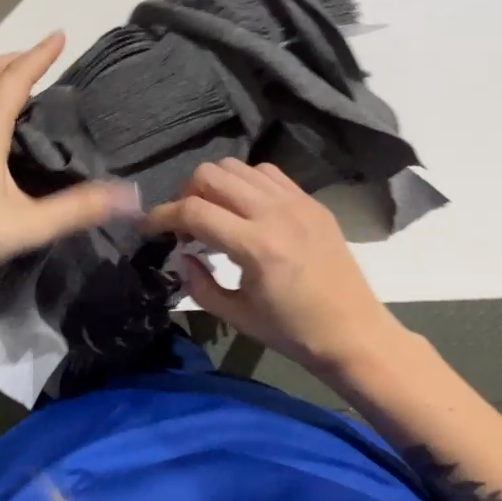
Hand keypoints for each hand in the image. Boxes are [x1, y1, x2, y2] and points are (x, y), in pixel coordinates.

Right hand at [144, 159, 405, 374]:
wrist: (353, 333)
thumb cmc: (291, 332)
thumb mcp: (235, 315)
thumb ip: (198, 284)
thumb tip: (180, 255)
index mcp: (256, 247)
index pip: (193, 211)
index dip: (162, 216)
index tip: (148, 227)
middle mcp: (276, 213)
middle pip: (211, 174)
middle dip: (185, 194)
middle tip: (183, 223)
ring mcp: (298, 202)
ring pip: (238, 167)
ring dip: (215, 186)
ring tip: (213, 214)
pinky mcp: (312, 202)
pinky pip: (268, 174)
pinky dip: (245, 184)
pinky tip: (244, 211)